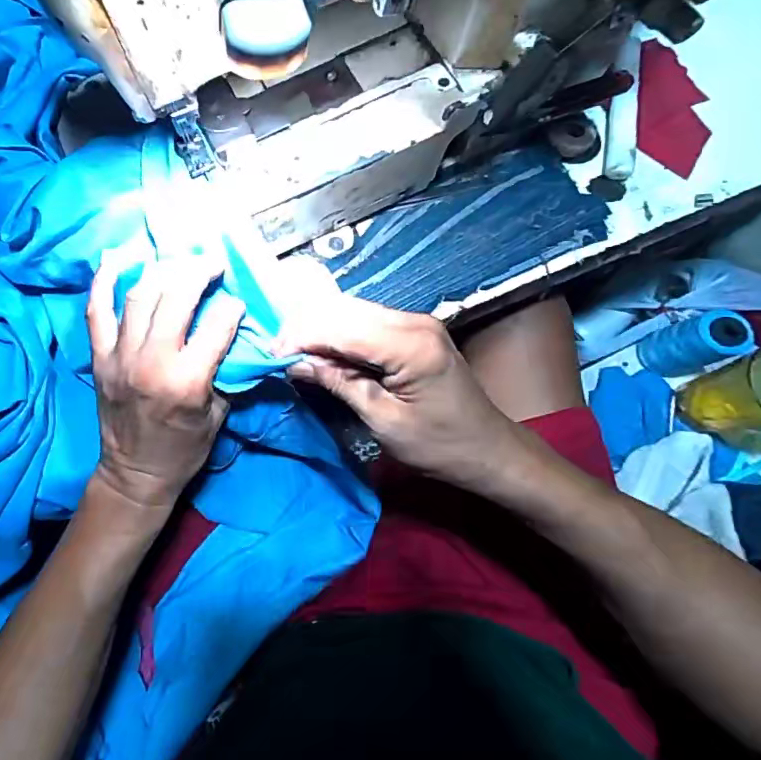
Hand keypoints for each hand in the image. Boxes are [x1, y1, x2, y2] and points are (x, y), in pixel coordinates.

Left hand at [85, 252, 244, 513]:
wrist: (134, 474)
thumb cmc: (184, 449)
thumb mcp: (219, 414)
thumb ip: (227, 370)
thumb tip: (238, 332)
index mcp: (186, 382)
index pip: (216, 326)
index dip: (232, 307)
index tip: (237, 301)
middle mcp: (151, 362)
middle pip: (175, 299)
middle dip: (198, 272)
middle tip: (213, 262)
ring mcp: (119, 357)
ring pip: (140, 297)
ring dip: (162, 271)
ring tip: (179, 261)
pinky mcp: (99, 357)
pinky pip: (97, 311)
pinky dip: (104, 282)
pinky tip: (117, 259)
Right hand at [275, 295, 526, 490]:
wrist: (488, 449)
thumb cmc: (439, 445)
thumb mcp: (383, 421)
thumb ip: (340, 384)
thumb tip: (296, 363)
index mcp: (411, 345)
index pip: (342, 327)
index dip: (302, 337)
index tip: (272, 355)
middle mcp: (413, 321)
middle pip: (344, 310)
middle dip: (306, 328)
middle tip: (278, 354)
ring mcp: (415, 321)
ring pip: (352, 310)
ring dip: (320, 328)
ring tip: (294, 353)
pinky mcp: (413, 329)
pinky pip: (365, 320)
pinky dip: (339, 332)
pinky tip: (322, 350)